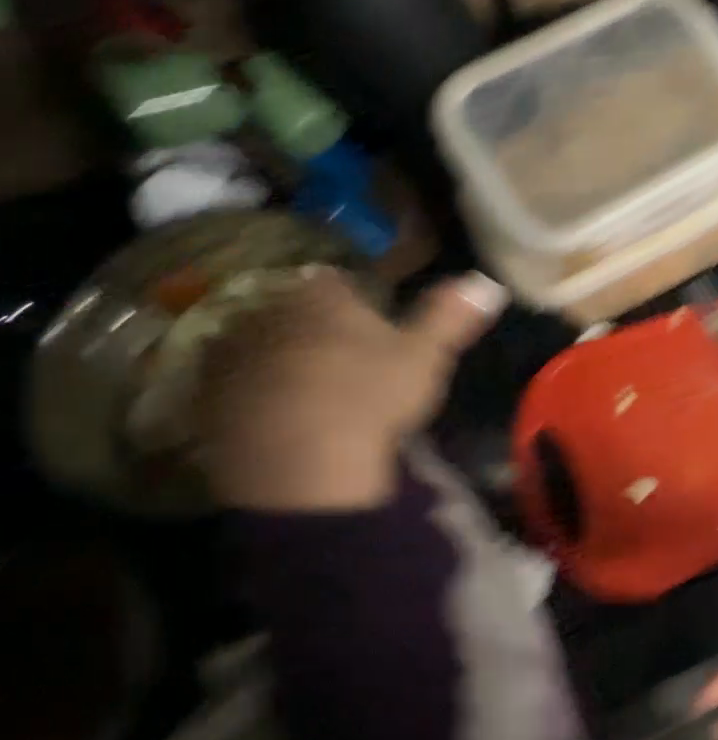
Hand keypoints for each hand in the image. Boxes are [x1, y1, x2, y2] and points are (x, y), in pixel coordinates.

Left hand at [196, 268, 506, 511]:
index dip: (356, 299)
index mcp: (322, 297)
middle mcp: (269, 310)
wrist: (300, 458)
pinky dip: (255, 389)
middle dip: (316, 324)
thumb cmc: (371, 396)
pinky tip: (282, 412)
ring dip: (282, 355)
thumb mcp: (427, 356)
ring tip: (314, 386)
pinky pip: (235, 380)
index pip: (338, 281)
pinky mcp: (208, 393)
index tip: (374, 322)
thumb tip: (487, 282)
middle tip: (347, 356)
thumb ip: (451, 317)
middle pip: (295, 308)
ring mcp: (231, 350)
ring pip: (262, 341)